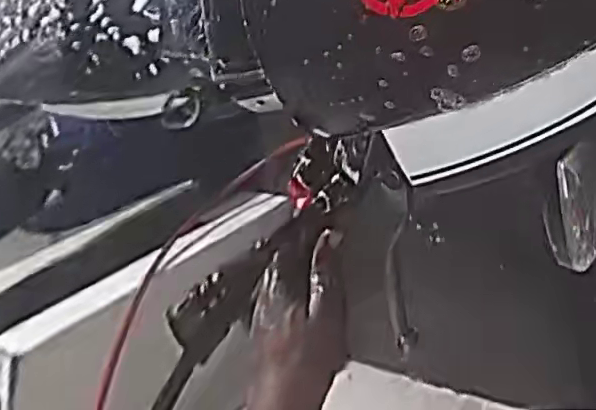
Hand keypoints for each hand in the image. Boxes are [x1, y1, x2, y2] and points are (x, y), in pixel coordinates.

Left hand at [246, 226, 345, 409]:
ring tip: (322, 239)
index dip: (316, 217)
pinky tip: (309, 274)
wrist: (282, 405)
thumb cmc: (305, 366)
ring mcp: (263, 310)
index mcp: (281, 284)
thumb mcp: (328, 310)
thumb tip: (330, 238)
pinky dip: (297, 269)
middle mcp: (266, 294)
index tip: (332, 206)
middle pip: (285, 250)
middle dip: (306, 231)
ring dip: (300, 249)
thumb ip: (327, 271)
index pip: (294, 237)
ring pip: (282, 266)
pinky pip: (282, 282)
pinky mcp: (266, 325)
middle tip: (329, 217)